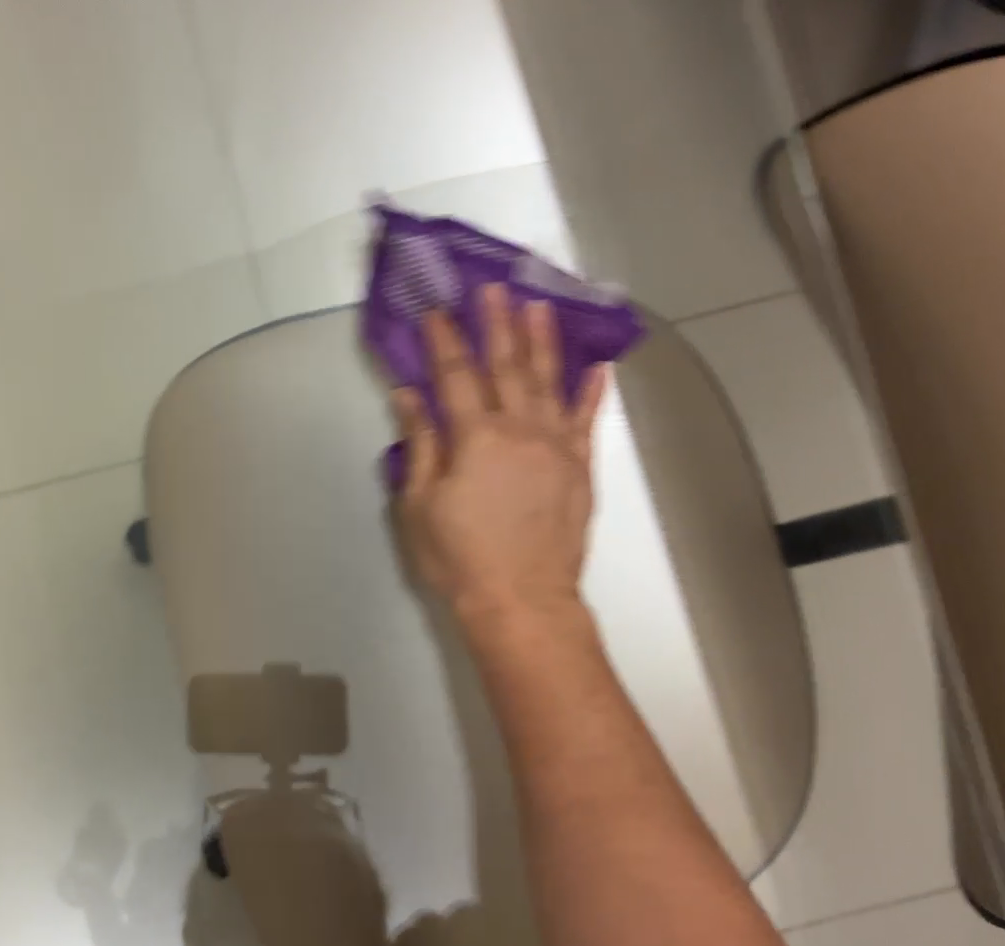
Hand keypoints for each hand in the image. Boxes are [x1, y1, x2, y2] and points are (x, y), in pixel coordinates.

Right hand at [391, 283, 608, 626]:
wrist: (521, 600)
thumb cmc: (458, 557)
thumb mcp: (419, 504)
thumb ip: (420, 444)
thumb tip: (409, 395)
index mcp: (475, 438)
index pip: (455, 376)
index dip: (443, 341)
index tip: (435, 309)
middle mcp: (520, 430)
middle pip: (506, 366)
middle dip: (497, 324)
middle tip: (493, 287)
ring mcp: (556, 446)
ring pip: (550, 381)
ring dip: (543, 341)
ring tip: (538, 305)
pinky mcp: (579, 467)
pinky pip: (586, 419)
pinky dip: (590, 390)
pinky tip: (595, 365)